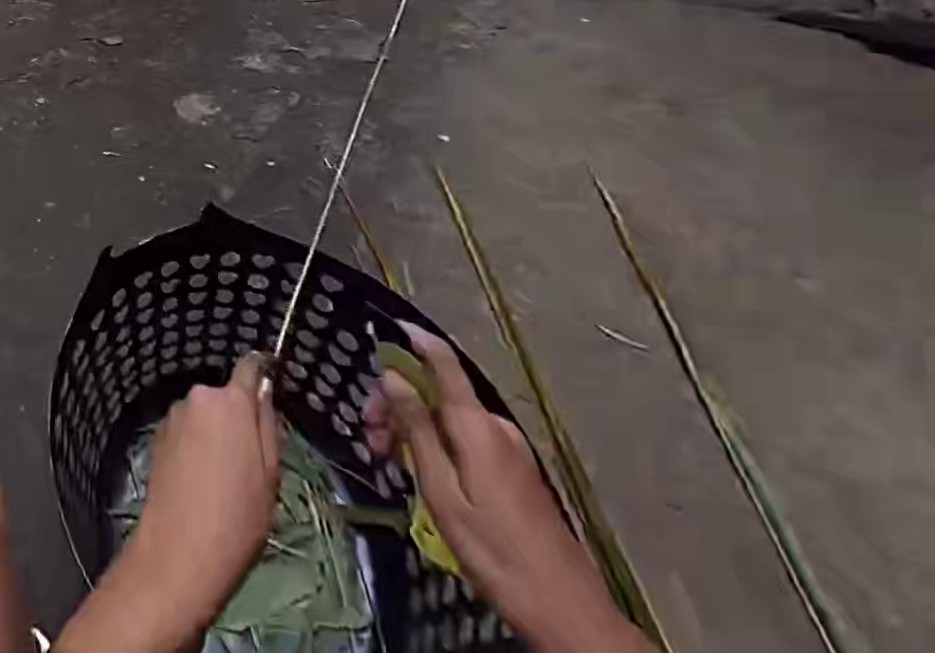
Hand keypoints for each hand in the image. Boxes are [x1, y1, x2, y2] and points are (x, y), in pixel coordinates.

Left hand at [127, 353, 283, 622]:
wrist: (180, 548)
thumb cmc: (238, 514)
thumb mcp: (271, 472)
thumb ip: (268, 424)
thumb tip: (264, 391)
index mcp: (230, 401)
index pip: (249, 367)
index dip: (261, 373)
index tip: (269, 385)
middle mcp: (198, 397)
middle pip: (225, 396)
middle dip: (237, 415)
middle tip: (249, 456)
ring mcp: (174, 415)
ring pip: (204, 413)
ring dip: (214, 430)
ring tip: (222, 473)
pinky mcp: (157, 434)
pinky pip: (186, 428)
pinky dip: (195, 442)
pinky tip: (198, 475)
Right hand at [366, 324, 652, 652]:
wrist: (564, 609)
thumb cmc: (493, 550)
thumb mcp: (441, 490)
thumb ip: (417, 430)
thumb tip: (393, 378)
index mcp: (478, 429)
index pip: (446, 367)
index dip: (420, 342)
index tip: (394, 326)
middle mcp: (495, 429)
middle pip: (439, 394)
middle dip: (398, 402)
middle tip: (370, 432)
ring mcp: (507, 448)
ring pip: (447, 418)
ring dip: (412, 426)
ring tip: (387, 457)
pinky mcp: (511, 469)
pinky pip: (463, 438)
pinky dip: (433, 442)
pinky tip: (417, 467)